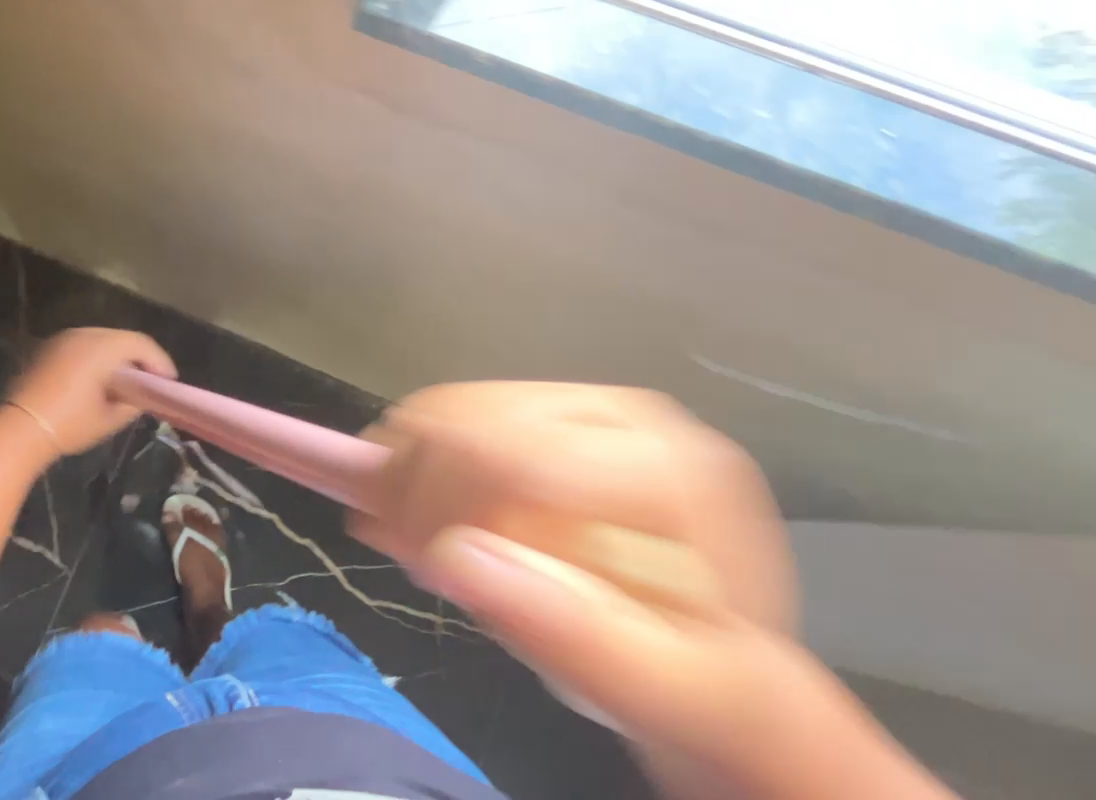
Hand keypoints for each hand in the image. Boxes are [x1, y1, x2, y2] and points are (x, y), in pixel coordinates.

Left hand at [3, 328, 174, 454]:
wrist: (19, 428)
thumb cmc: (70, 424)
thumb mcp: (110, 419)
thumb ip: (132, 402)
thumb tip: (140, 396)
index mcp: (101, 348)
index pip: (140, 344)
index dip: (159, 361)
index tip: (169, 381)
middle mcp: (83, 334)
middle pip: (121, 338)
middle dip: (139, 357)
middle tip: (151, 379)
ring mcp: (63, 339)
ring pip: (101, 340)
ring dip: (117, 356)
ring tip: (127, 380)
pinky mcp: (49, 348)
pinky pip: (82, 346)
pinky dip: (97, 357)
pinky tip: (99, 378)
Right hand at [351, 383, 798, 777]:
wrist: (712, 658)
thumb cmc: (701, 684)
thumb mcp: (667, 694)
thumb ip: (577, 635)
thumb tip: (456, 558)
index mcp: (668, 471)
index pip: (519, 457)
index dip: (442, 500)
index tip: (409, 558)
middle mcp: (626, 419)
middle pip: (475, 421)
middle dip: (414, 484)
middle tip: (391, 544)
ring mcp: (583, 409)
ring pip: (451, 409)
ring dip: (405, 469)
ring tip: (400, 531)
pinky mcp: (545, 416)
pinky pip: (451, 412)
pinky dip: (409, 454)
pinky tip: (400, 500)